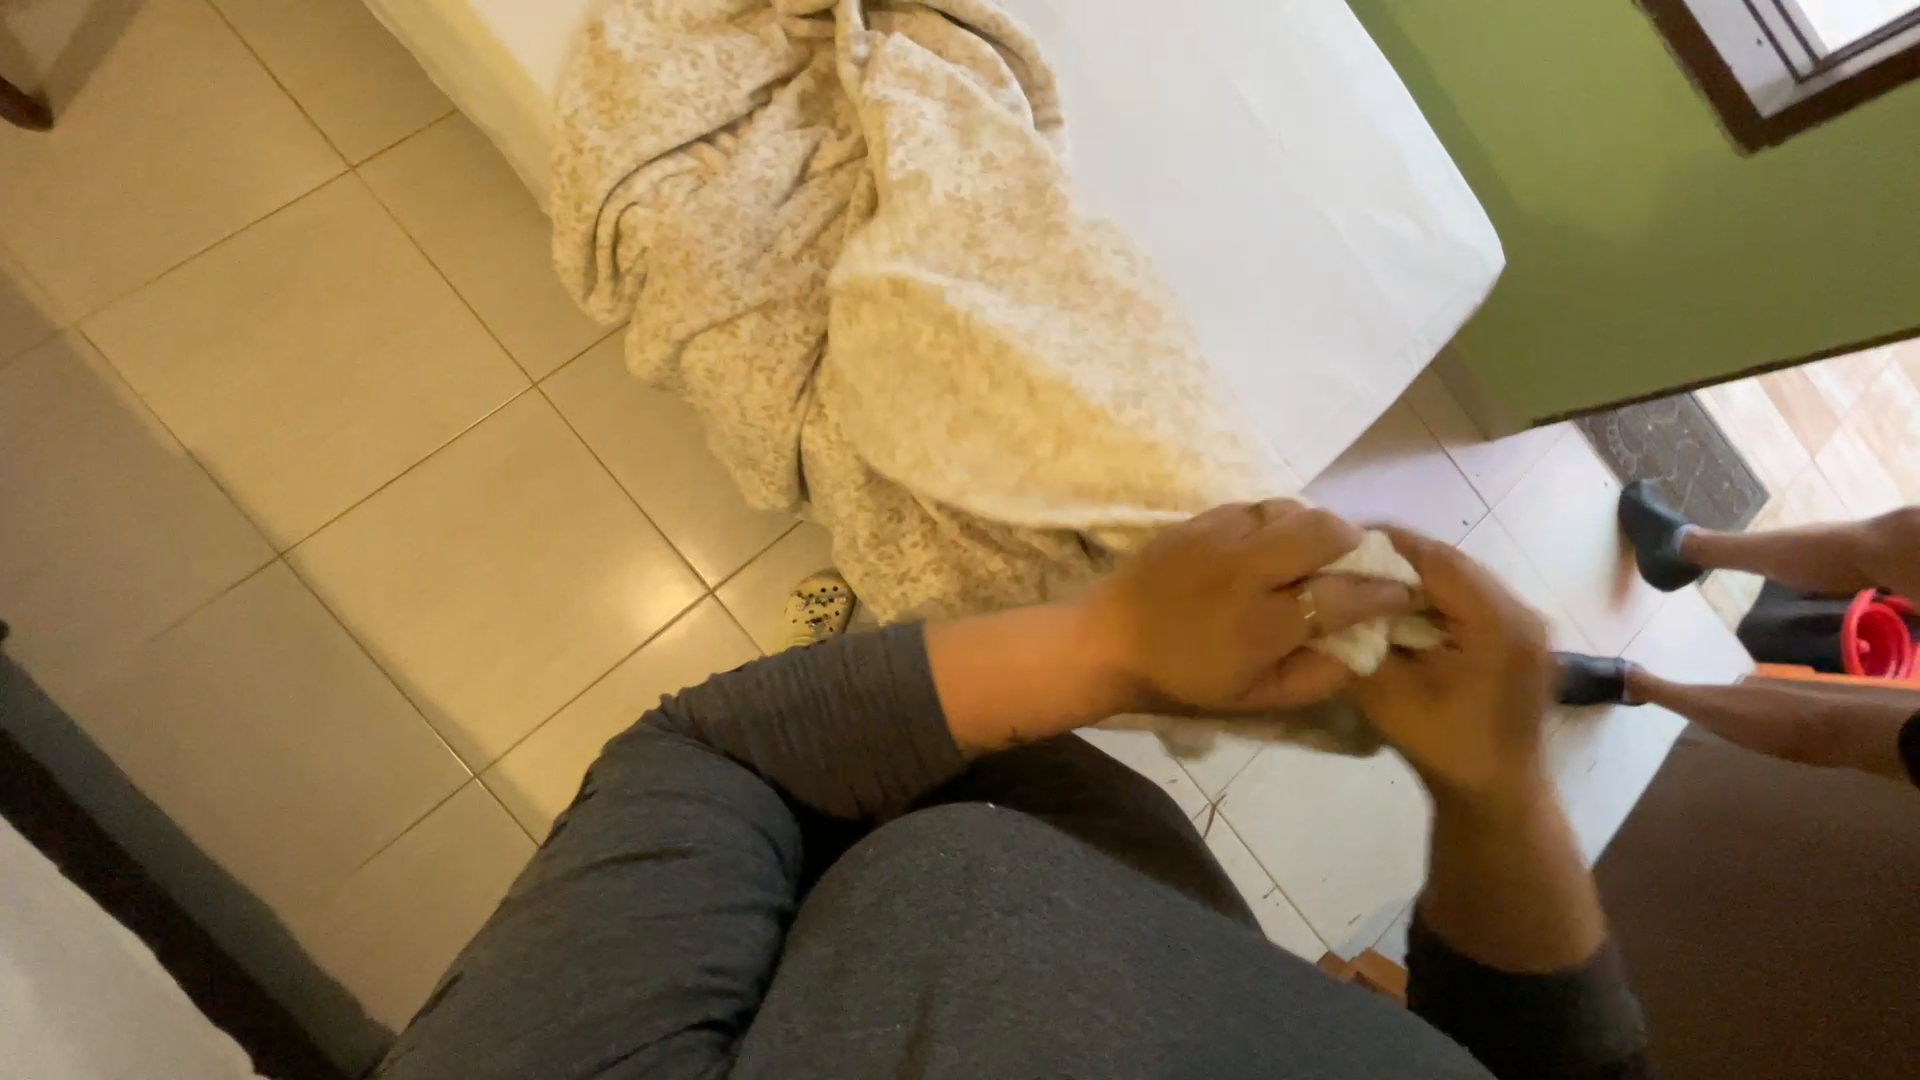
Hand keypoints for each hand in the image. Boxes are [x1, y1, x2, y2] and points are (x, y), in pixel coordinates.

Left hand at [1079, 500, 1416, 714]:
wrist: (1107, 640)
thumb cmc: (1182, 678)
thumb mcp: (1255, 698)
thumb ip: (1317, 676)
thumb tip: (1364, 644)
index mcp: (1263, 623)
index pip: (1346, 595)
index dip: (1385, 591)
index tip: (1401, 591)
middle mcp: (1244, 571)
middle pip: (1326, 531)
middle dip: (1357, 543)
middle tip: (1356, 562)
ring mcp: (1217, 538)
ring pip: (1290, 509)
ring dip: (1313, 527)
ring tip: (1310, 551)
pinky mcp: (1195, 521)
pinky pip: (1252, 506)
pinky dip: (1273, 520)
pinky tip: (1268, 542)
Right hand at [1351, 526, 1556, 802]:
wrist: (1494, 792)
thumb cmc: (1440, 742)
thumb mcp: (1386, 689)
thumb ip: (1361, 636)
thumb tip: (1332, 595)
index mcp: (1497, 622)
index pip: (1437, 559)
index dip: (1386, 542)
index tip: (1336, 537)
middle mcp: (1521, 611)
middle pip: (1451, 561)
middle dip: (1396, 553)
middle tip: (1344, 554)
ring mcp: (1524, 623)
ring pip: (1459, 574)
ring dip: (1412, 571)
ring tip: (1363, 574)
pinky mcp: (1516, 635)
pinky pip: (1467, 595)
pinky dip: (1429, 591)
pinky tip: (1394, 601)